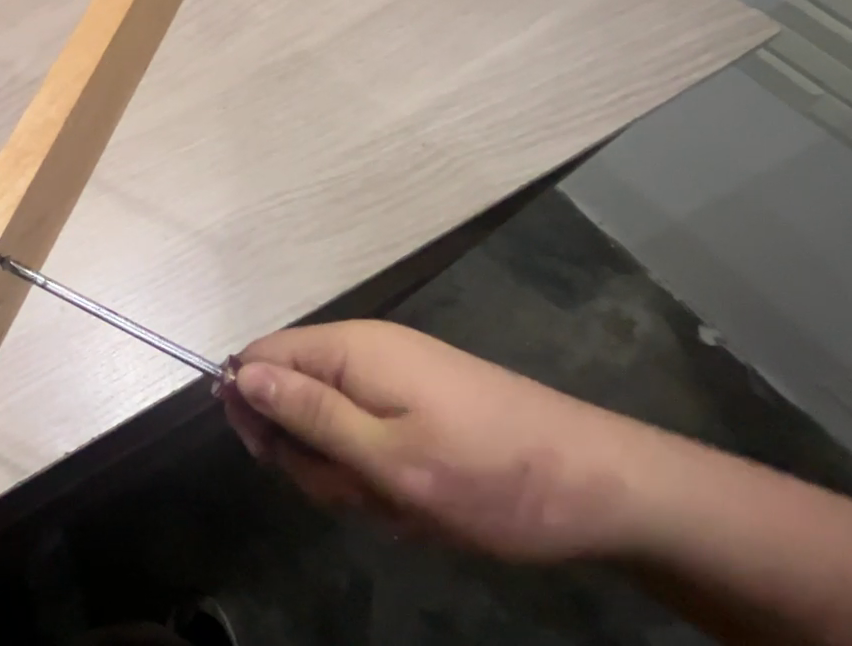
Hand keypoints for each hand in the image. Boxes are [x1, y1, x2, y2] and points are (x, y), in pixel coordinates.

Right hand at [223, 320, 672, 562]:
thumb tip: (238, 375)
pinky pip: (365, 431)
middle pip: (289, 391)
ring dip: (344, 470)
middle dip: (306, 450)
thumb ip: (306, 413)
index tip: (272, 459)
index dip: (249, 405)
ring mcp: (395, 375)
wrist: (614, 489)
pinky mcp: (419, 400)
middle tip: (352, 491)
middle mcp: (364, 350)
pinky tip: (412, 499)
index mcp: (349, 350)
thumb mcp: (387, 458)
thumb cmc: (492, 476)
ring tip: (393, 501)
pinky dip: (376, 470)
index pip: (259, 356)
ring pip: (326, 420)